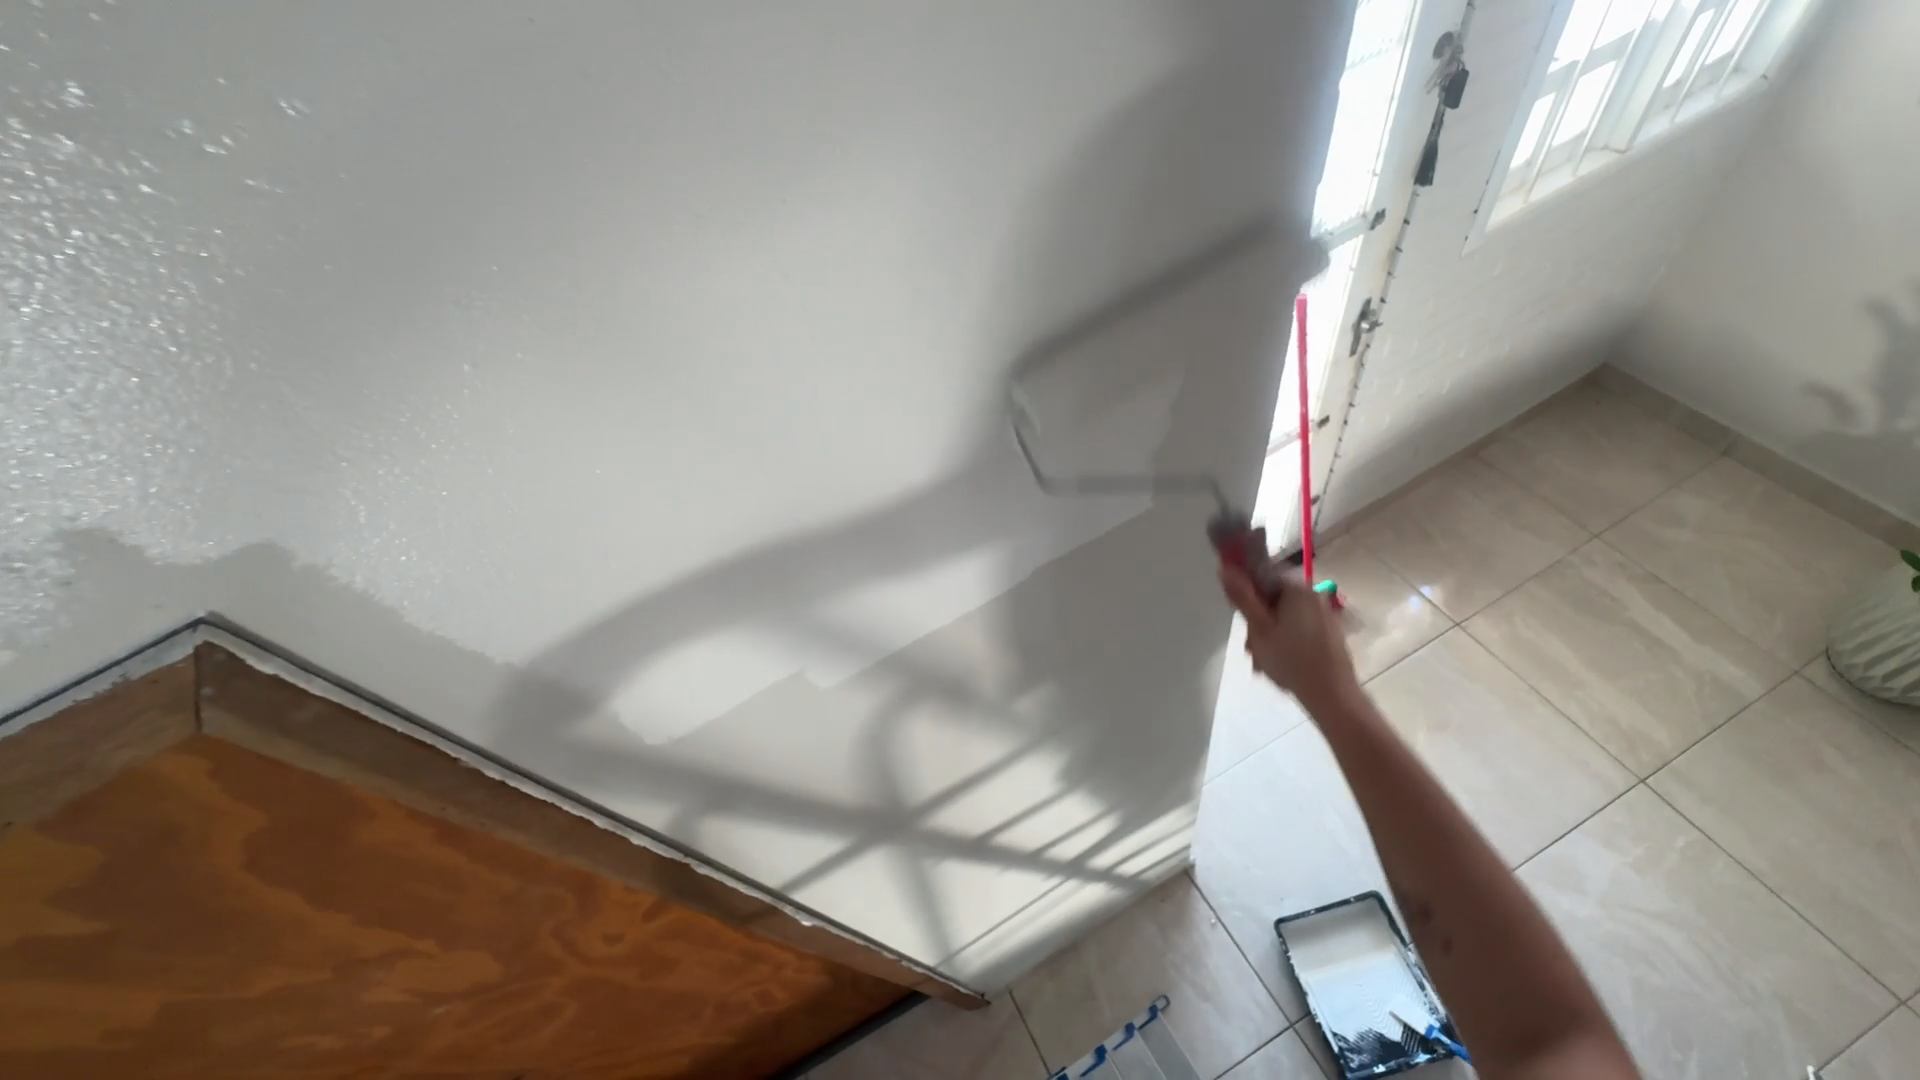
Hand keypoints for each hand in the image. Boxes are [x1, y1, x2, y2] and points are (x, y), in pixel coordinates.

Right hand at [1219, 561, 1360, 712]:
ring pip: (1284, 618)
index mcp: (1297, 588)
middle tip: (1253, 647)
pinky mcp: (1329, 633)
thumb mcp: (1259, 629)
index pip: (1263, 578)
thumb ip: (1242, 597)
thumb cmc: (1291, 660)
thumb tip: (1226, 567)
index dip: (1248, 597)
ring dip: (1270, 636)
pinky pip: (1299, 630)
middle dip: (1259, 622)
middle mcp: (1313, 595)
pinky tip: (1283, 664)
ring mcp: (1324, 615)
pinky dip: (1287, 642)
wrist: (1332, 695)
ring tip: (1265, 661)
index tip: (1244, 620)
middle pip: (1273, 600)